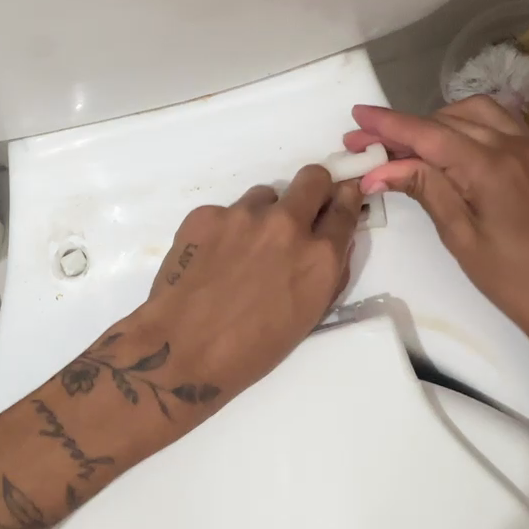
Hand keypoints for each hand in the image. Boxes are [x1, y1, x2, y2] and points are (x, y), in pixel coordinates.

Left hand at [117, 164, 361, 407]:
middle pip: (312, 178)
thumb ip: (327, 273)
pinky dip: (223, 231)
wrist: (183, 350)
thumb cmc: (251, 350)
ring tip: (242, 252)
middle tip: (298, 213)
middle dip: (312, 191)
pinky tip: (210, 261)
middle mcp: (286, 225)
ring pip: (264, 196)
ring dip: (262, 216)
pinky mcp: (205, 214)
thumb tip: (331, 244)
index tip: (339, 199)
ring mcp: (243, 215)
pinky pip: (225, 212)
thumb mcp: (307, 316)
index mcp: (319, 256)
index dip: (344, 200)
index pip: (346, 206)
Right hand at [343, 97, 528, 343]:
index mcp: (491, 167)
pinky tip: (451, 146)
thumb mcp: (460, 237)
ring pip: (476, 114)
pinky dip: (468, 126)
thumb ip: (426, 190)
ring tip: (407, 146)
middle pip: (449, 119)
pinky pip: (500, 124)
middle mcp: (514, 145)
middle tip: (371, 146)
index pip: (429, 134)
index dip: (389, 124)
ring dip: (437, 122)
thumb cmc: (514, 279)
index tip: (357, 115)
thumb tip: (382, 170)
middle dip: (406, 128)